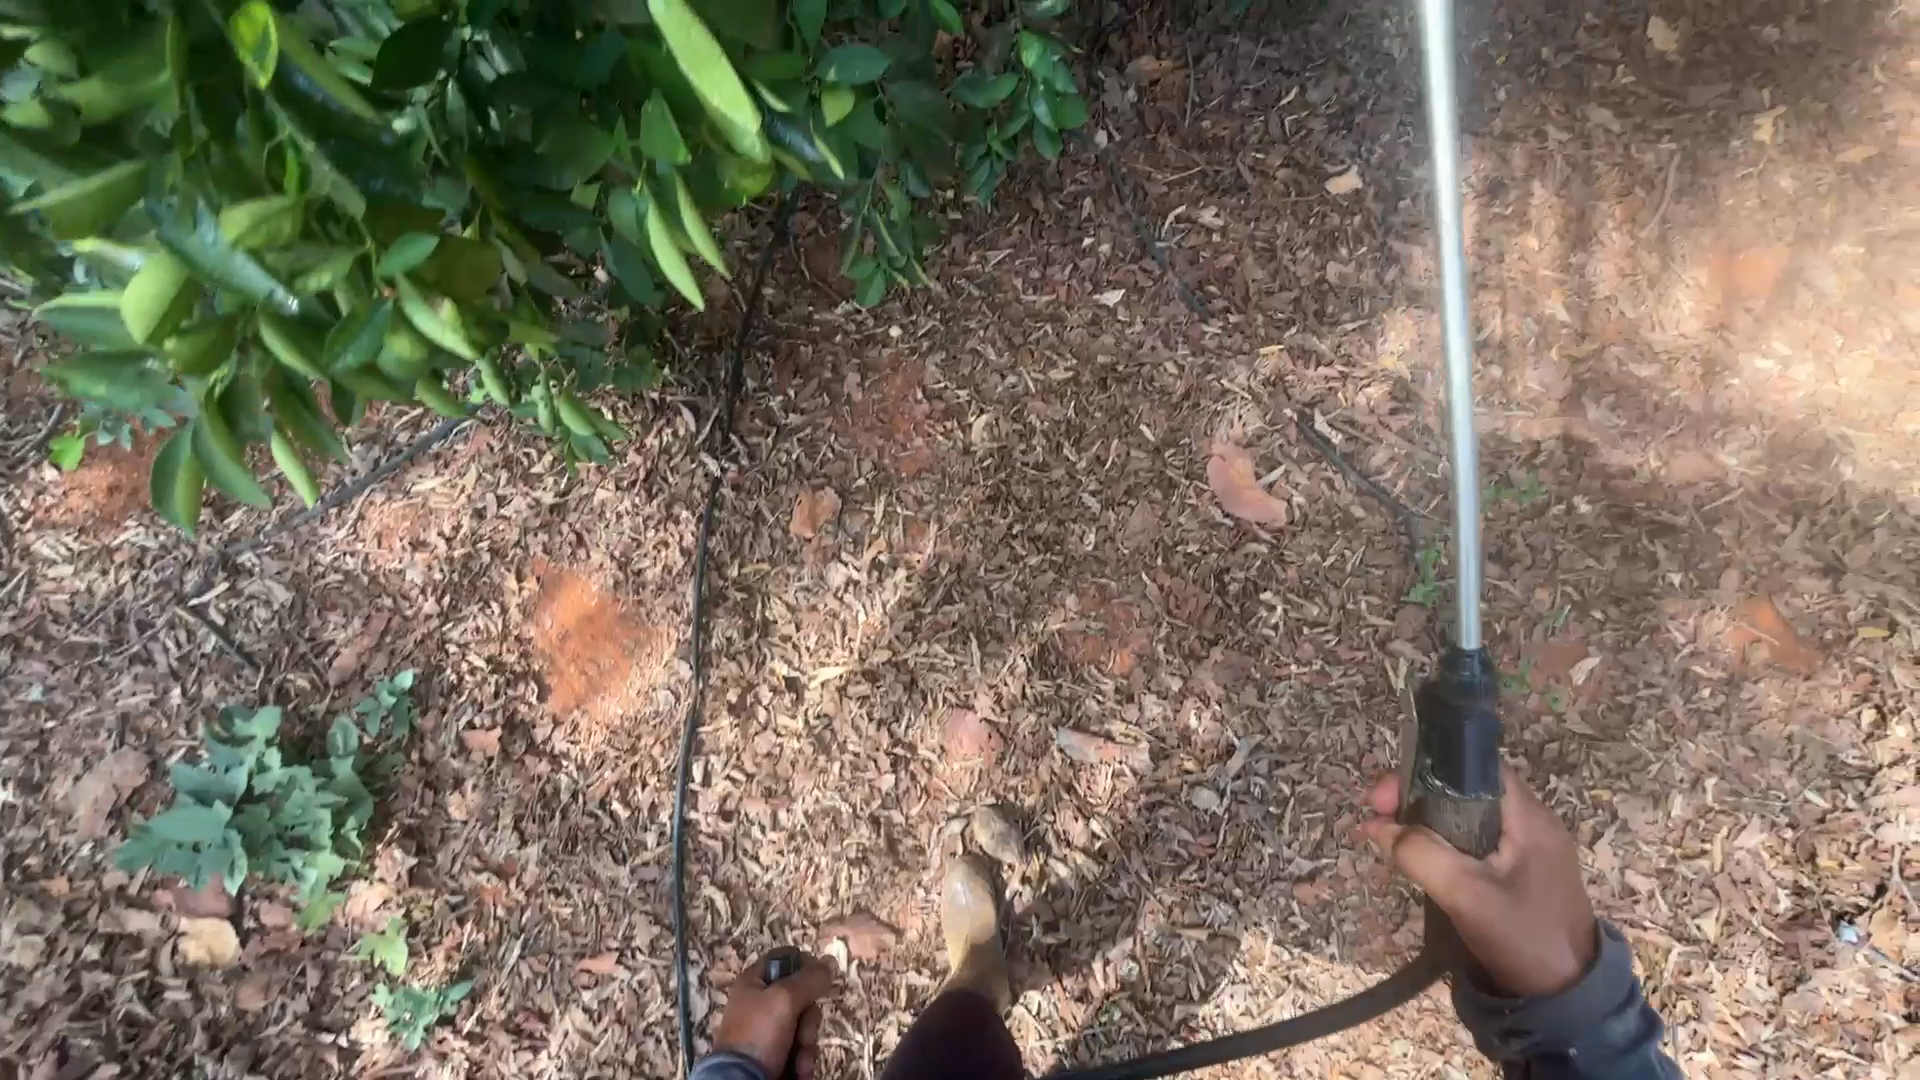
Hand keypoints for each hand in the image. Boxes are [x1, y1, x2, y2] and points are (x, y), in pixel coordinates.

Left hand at [712, 950, 835, 1079]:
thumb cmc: (759, 1034)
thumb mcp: (785, 999)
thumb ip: (809, 978)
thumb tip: (831, 960)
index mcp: (754, 982)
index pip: (785, 958)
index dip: (804, 964)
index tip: (820, 976)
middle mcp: (761, 1003)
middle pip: (800, 995)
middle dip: (809, 1017)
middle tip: (804, 1031)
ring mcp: (767, 1031)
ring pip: (803, 1023)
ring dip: (808, 1042)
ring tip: (801, 1058)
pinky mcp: (774, 1054)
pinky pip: (799, 1047)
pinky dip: (802, 1058)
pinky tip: (800, 1069)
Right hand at [1359, 766, 1598, 998]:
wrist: (1570, 1002)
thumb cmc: (1524, 937)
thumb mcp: (1465, 894)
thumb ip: (1418, 853)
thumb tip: (1376, 827)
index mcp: (1528, 819)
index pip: (1472, 767)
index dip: (1424, 771)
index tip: (1387, 797)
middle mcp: (1530, 824)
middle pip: (1461, 788)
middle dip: (1414, 796)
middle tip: (1379, 817)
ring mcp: (1526, 848)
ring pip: (1462, 814)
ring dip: (1422, 820)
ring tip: (1389, 837)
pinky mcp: (1518, 870)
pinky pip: (1470, 839)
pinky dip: (1438, 840)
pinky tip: (1416, 856)